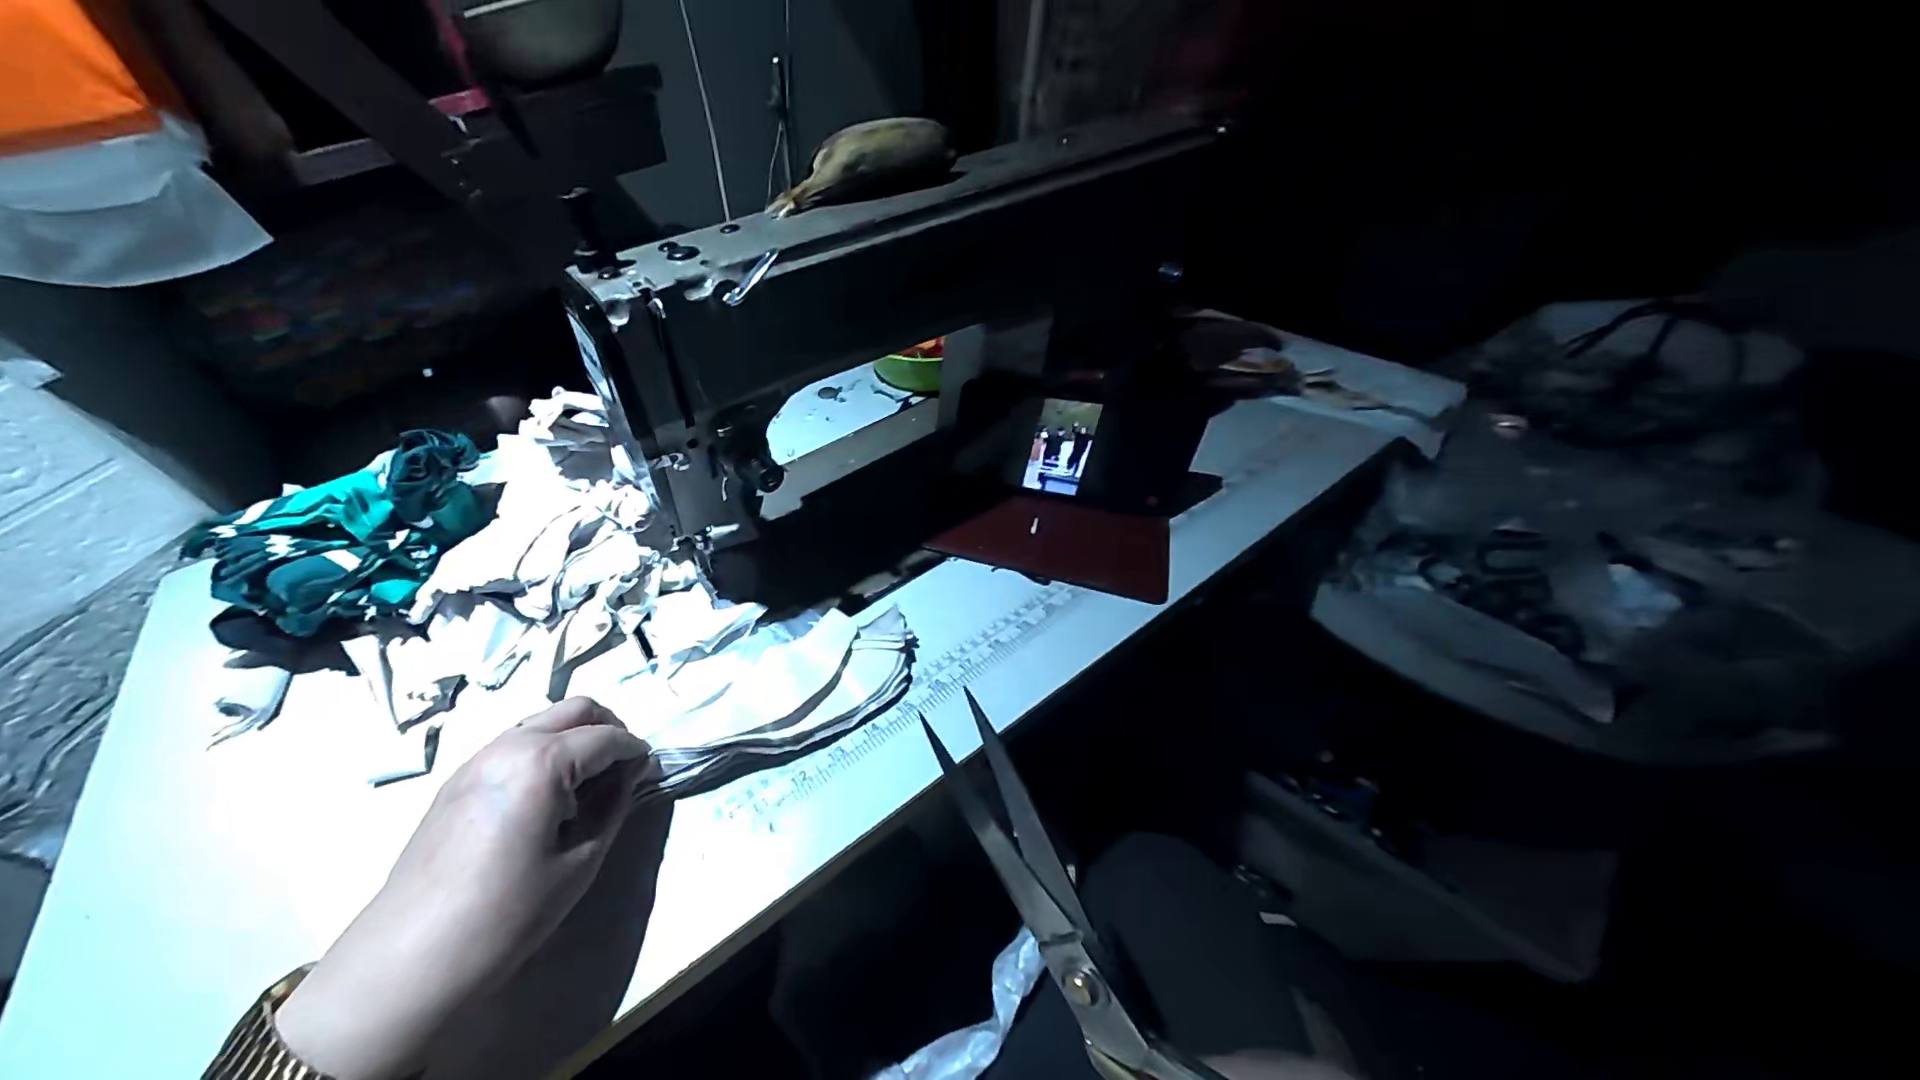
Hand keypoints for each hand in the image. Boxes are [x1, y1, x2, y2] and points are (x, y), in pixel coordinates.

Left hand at [274, 698, 651, 1079]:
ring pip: (543, 720)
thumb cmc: (507, 913)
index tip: (651, 773)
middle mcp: (508, 745)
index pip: (609, 737)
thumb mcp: (581, 860)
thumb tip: (634, 772)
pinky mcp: (457, 779)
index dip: (637, 752)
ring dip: (576, 736)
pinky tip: (549, 793)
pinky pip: (515, 741)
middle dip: (610, 728)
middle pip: (576, 709)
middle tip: (624, 768)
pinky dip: (545, 749)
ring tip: (588, 781)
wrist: (408, 961)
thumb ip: (614, 804)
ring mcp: (476, 758)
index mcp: (542, 761)